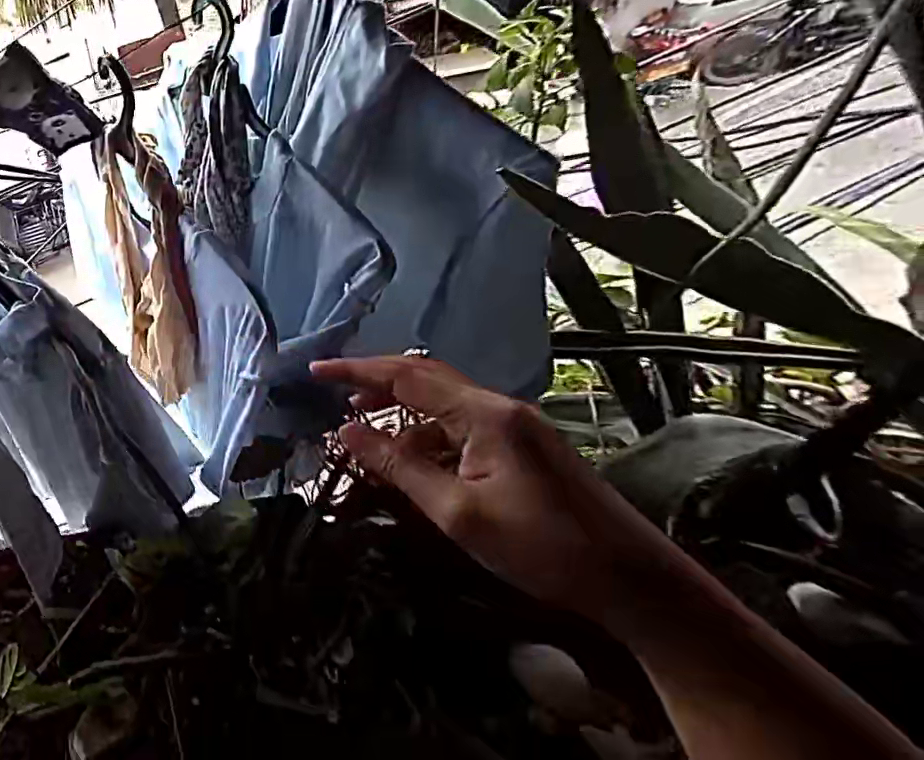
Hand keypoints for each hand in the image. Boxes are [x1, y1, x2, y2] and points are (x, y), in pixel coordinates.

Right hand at [314, 355, 678, 625]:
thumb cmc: (544, 549)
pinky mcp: (525, 446)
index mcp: (484, 415)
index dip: (355, 370)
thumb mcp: (456, 512)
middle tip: (334, 391)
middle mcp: (499, 408)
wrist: (641, 587)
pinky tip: (412, 460)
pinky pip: (461, 424)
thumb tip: (346, 431)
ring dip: (400, 410)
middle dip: (375, 380)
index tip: (315, 370)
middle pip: (424, 376)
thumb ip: (397, 466)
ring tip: (365, 429)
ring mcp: (516, 426)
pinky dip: (426, 433)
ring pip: (442, 401)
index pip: (405, 376)